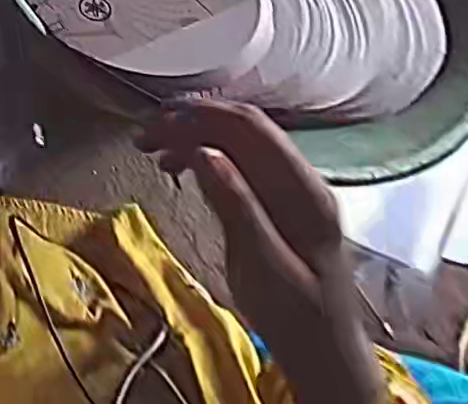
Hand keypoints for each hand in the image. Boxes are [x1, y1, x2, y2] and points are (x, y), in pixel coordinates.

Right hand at [136, 100, 382, 402]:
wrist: (322, 351)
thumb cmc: (294, 315)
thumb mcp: (263, 266)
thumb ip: (237, 206)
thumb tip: (203, 151)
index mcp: (304, 190)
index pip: (251, 127)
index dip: (202, 115)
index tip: (158, 124)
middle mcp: (298, 176)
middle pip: (238, 123)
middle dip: (188, 119)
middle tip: (146, 133)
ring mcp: (285, 182)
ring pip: (230, 135)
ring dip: (188, 132)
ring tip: (150, 147)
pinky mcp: (269, 191)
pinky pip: (229, 154)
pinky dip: (196, 149)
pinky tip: (174, 163)